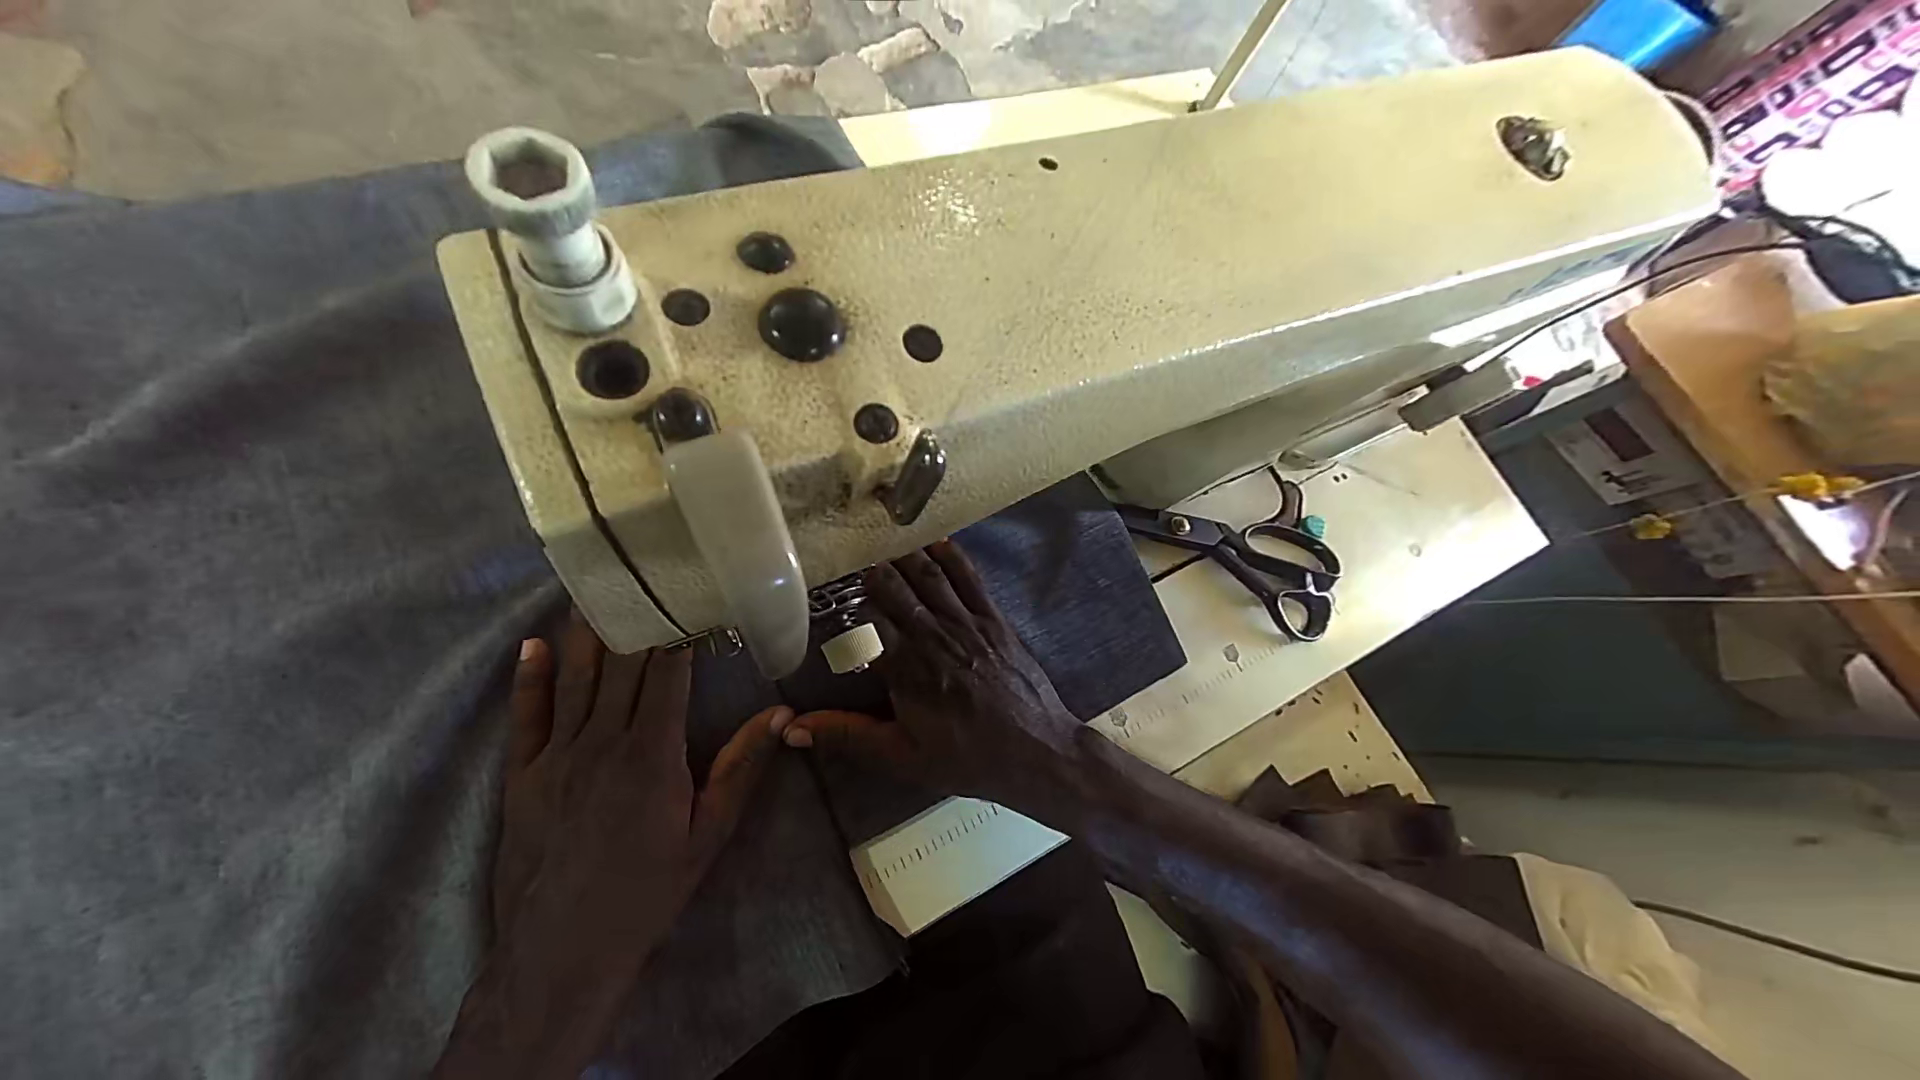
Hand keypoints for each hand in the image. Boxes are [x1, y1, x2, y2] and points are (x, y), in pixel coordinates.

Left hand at [437, 616, 787, 1079]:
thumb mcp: (708, 834)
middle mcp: (602, 741)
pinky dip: (529, 678)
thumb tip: (779, 714)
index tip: (690, 596)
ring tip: (592, 588)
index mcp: (652, 753)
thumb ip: (741, 769)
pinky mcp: (521, 777)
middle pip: (623, 666)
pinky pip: (525, 717)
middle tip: (644, 574)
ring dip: (585, 633)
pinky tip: (532, 644)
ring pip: (574, 679)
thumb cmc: (648, 890)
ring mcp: (556, 756)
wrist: (560, 953)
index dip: (679, 631)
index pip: (667, 674)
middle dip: (637, 618)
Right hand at [779, 542, 1095, 828]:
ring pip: (930, 577)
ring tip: (884, 539)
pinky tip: (937, 539)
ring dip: (905, 556)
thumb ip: (848, 737)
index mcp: (907, 669)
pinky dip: (953, 556)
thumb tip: (794, 729)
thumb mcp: (904, 757)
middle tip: (852, 557)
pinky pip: (971, 579)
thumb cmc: (968, 756)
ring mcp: (967, 623)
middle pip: (896, 590)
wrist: (1037, 750)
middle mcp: (934, 636)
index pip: (867, 623)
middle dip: (872, 572)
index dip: (846, 607)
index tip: (828, 595)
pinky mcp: (994, 619)